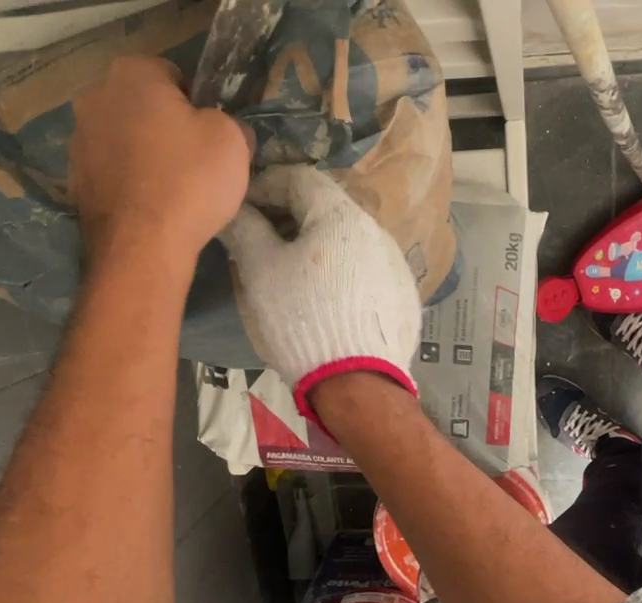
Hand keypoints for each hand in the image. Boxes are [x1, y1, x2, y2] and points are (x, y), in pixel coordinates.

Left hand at [70, 55, 252, 264]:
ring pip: (124, 140)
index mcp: (133, 75)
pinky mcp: (76, 180)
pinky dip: (130, 185)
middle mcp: (96, 96)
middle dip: (166, 128)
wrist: (144, 245)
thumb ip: (232, 125)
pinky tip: (151, 209)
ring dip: (145, 156)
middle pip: (143, 107)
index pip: (172, 75)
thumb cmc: (190, 181)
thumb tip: (228, 130)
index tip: (210, 137)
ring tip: (172, 192)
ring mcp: (79, 139)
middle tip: (194, 165)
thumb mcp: (233, 142)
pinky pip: (113, 173)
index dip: (197, 105)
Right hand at [217, 165, 421, 423]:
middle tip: (263, 241)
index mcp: (343, 217)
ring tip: (293, 276)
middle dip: (292, 220)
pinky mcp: (405, 303)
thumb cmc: (302, 318)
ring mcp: (397, 270)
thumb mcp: (259, 270)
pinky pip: (368, 277)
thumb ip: (245, 229)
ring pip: (351, 246)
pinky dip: (344, 279)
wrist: (358, 385)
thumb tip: (236, 209)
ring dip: (320, 251)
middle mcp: (379, 234)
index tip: (243, 206)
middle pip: (329, 212)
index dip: (265, 186)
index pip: (300, 178)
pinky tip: (328, 304)